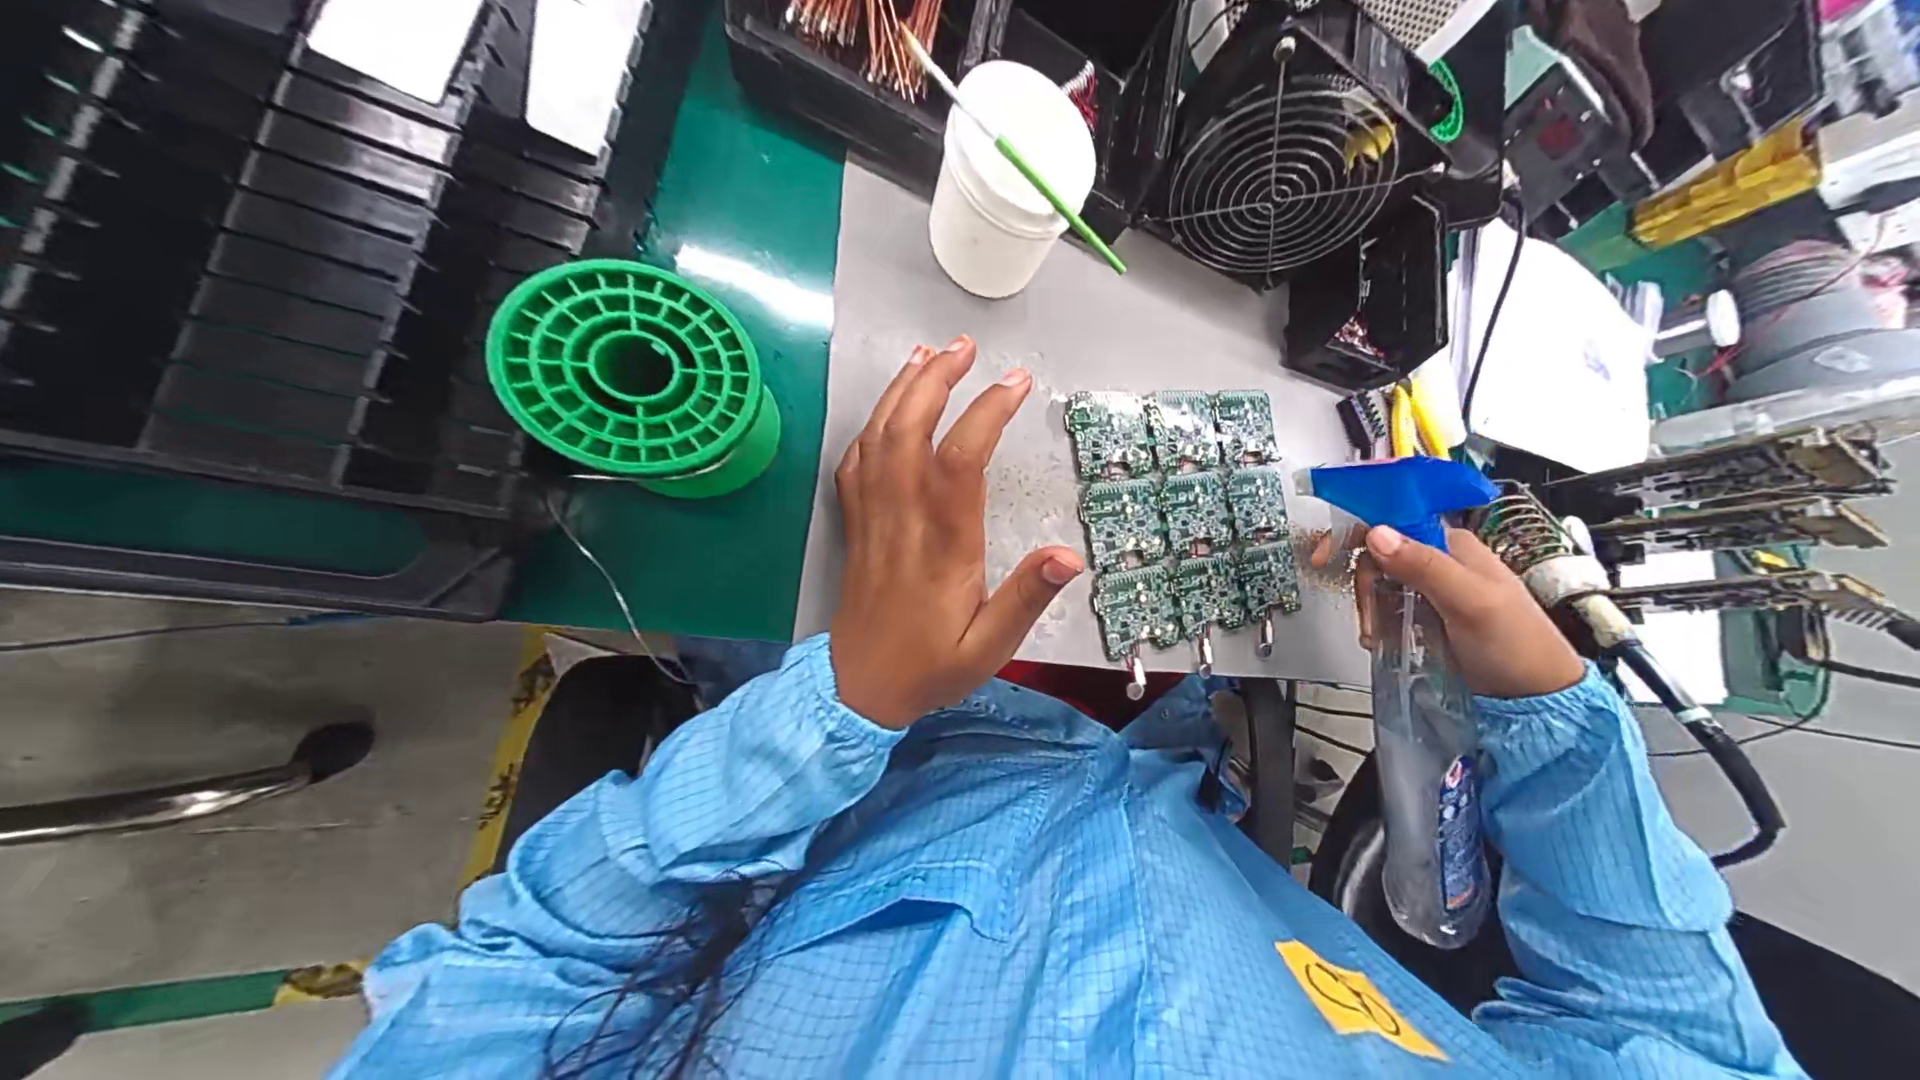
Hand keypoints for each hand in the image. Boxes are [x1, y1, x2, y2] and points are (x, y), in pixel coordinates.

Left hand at [831, 336, 1085, 728]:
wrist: (858, 688)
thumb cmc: (929, 667)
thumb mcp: (990, 647)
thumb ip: (1026, 599)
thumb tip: (1070, 556)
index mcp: (943, 545)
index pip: (960, 461)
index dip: (986, 414)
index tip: (1015, 383)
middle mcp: (902, 520)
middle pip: (909, 432)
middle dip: (936, 381)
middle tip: (965, 347)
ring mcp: (873, 519)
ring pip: (878, 440)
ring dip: (901, 391)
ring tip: (927, 356)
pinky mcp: (856, 526)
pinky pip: (855, 465)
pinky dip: (870, 427)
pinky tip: (888, 410)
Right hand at [1313, 525, 1584, 698]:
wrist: (1535, 697)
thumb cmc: (1516, 646)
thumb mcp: (1471, 602)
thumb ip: (1425, 566)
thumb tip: (1376, 533)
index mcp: (1452, 544)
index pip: (1392, 521)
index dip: (1355, 534)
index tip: (1325, 556)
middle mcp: (1439, 560)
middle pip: (1377, 556)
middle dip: (1364, 585)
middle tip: (1369, 615)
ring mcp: (1430, 587)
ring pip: (1377, 582)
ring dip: (1369, 608)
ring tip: (1378, 634)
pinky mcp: (1423, 613)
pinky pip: (1385, 606)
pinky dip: (1376, 621)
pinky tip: (1382, 638)